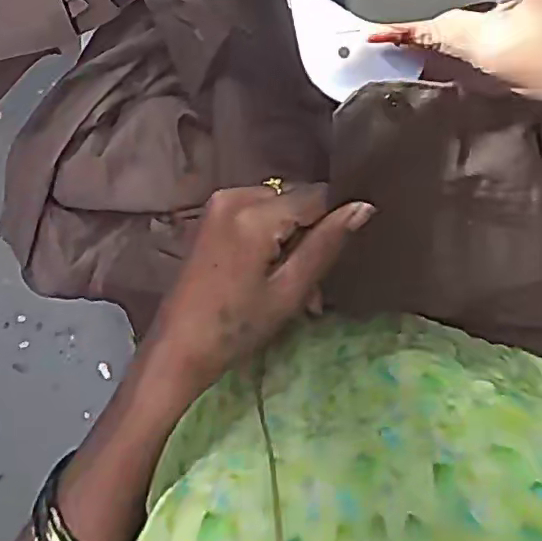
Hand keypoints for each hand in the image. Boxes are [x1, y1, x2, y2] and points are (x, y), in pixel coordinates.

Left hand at [145, 184, 374, 391]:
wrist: (178, 346)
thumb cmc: (236, 326)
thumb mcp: (289, 290)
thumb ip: (326, 244)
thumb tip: (363, 206)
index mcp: (254, 213)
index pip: (316, 195)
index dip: (334, 221)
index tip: (337, 257)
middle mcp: (235, 195)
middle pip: (294, 200)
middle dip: (309, 236)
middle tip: (312, 287)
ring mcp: (219, 202)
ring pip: (277, 207)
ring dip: (290, 239)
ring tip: (291, 286)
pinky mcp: (211, 213)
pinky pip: (255, 212)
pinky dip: (268, 236)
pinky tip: (268, 272)